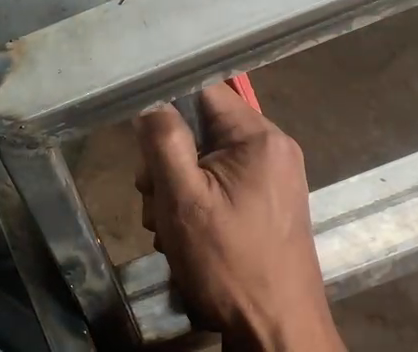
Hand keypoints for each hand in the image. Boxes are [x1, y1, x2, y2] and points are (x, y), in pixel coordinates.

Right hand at [135, 83, 343, 351]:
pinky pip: (218, 181)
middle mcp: (273, 149)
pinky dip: (194, 201)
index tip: (140, 130)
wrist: (277, 336)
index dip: (165, 101)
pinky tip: (184, 232)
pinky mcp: (266, 204)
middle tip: (154, 195)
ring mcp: (272, 178)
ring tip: (167, 223)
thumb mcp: (183, 198)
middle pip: (199, 126)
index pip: (201, 89)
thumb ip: (162, 138)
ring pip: (203, 156)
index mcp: (260, 137)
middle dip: (166, 157)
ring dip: (175, 185)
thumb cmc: (229, 264)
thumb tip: (148, 99)